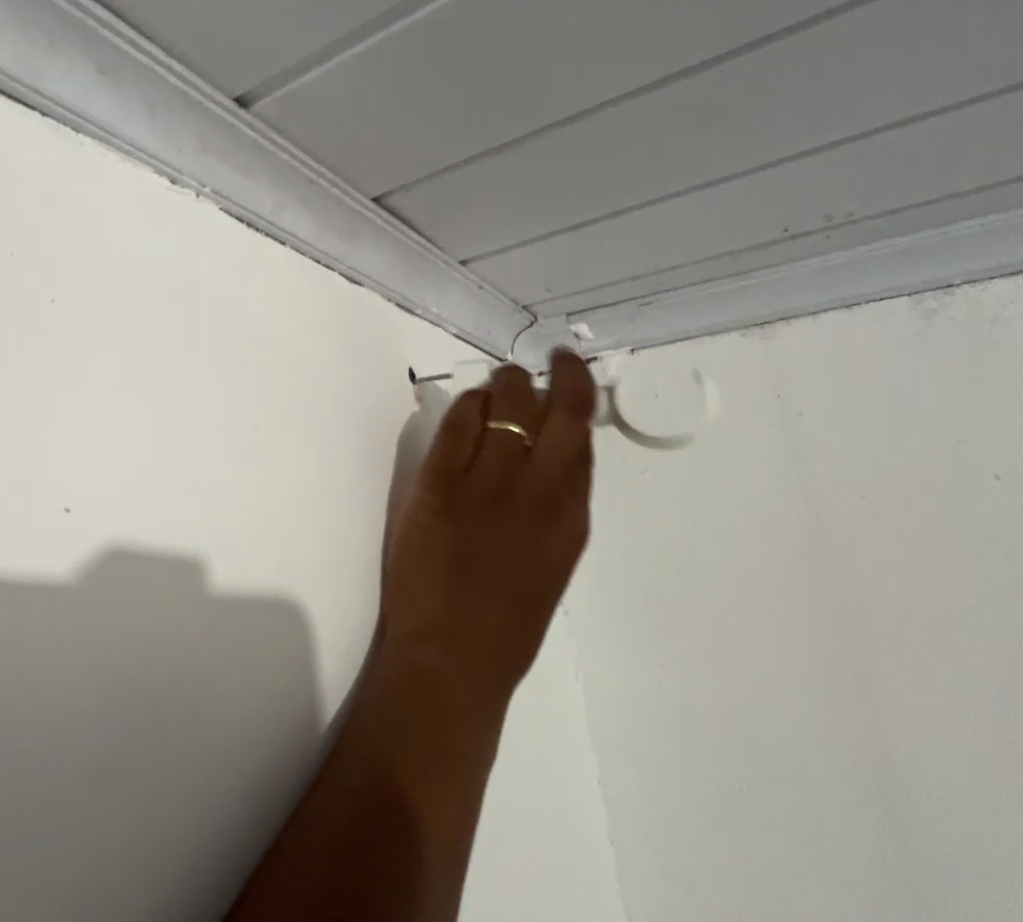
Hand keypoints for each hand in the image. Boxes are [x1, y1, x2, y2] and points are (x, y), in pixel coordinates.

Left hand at [378, 349, 597, 709]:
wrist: (451, 661)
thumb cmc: (501, 630)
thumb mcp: (548, 569)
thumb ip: (549, 519)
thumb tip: (540, 474)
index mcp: (570, 521)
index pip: (583, 447)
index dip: (577, 410)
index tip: (568, 390)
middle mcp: (539, 495)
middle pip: (560, 415)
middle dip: (560, 378)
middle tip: (552, 361)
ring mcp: (489, 487)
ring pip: (509, 409)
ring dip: (508, 386)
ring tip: (503, 380)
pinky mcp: (439, 487)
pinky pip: (459, 427)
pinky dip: (467, 406)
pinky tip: (468, 401)